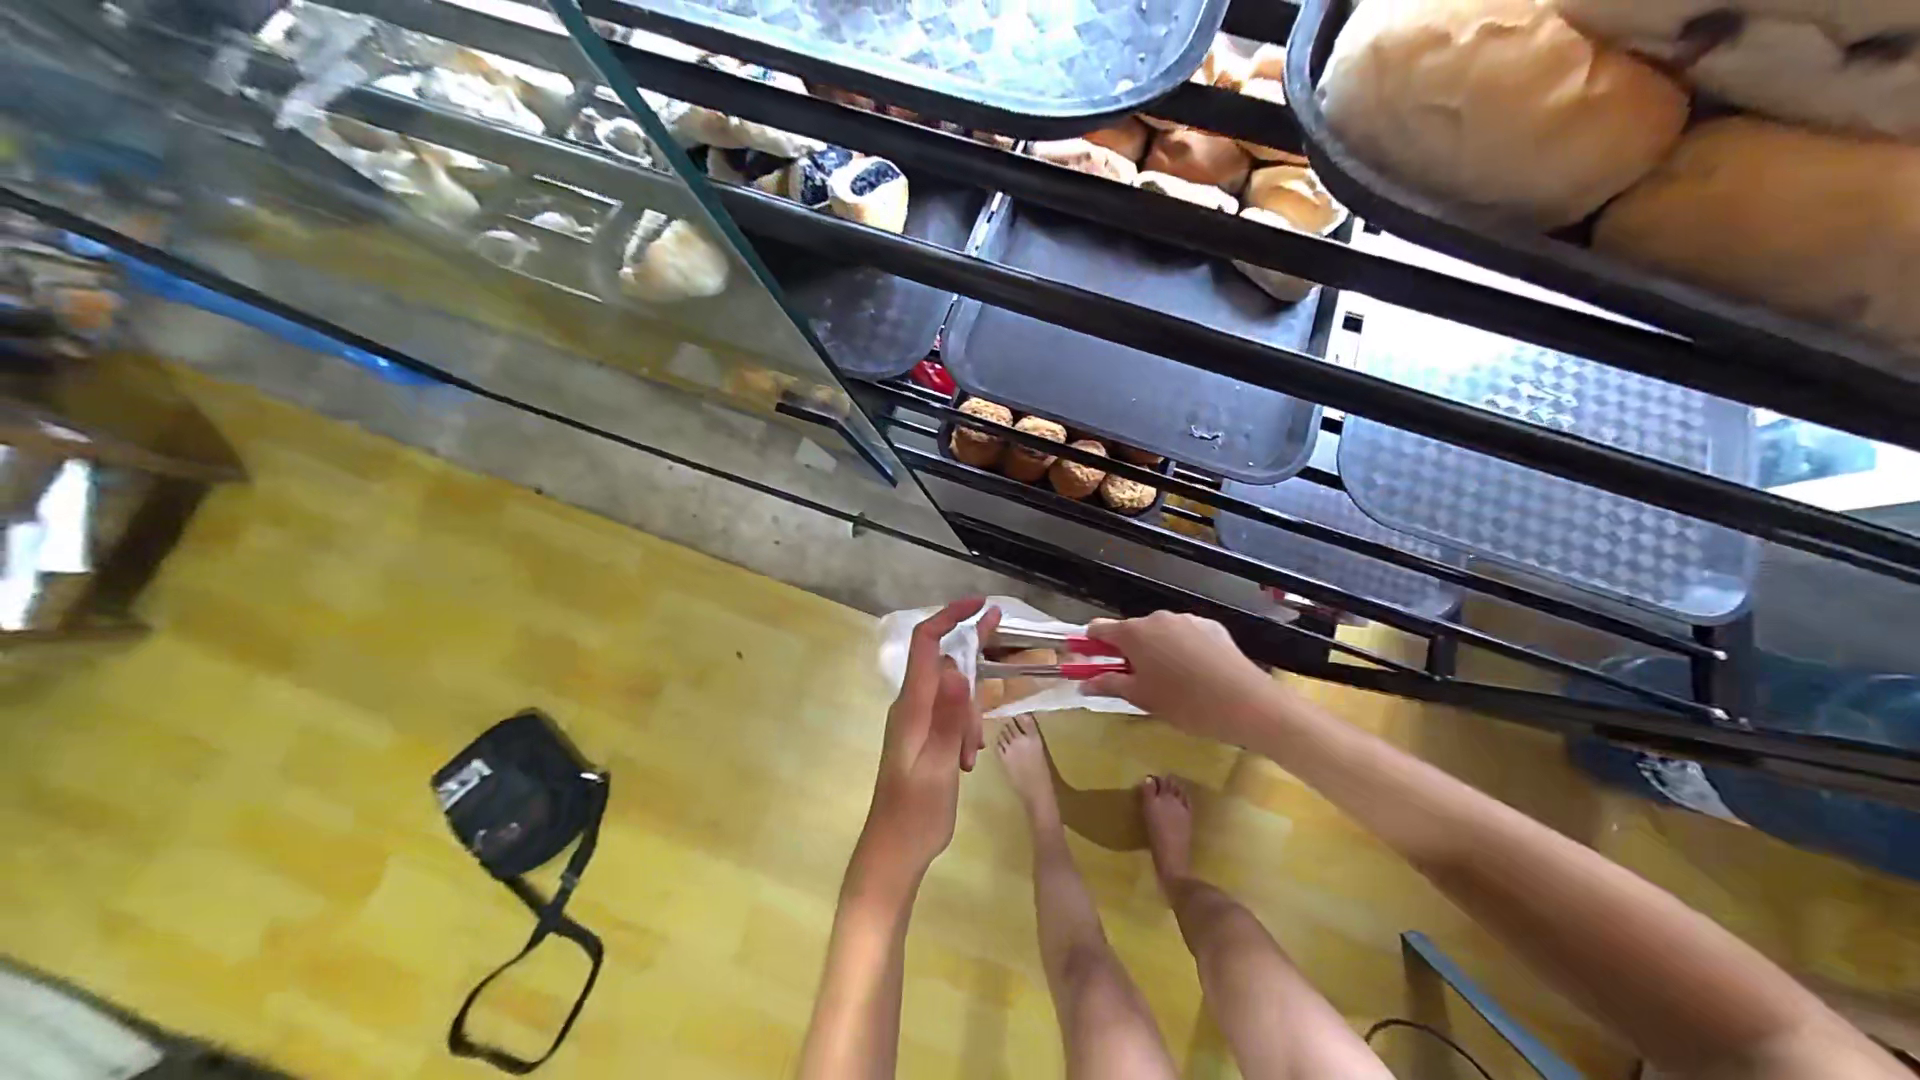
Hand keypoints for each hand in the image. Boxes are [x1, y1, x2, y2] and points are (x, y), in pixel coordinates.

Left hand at [857, 598, 999, 887]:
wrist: (894, 850)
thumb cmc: (916, 812)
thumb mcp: (938, 766)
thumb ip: (949, 717)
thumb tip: (958, 668)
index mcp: (912, 706)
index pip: (927, 645)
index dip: (950, 617)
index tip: (982, 606)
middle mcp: (911, 705)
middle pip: (945, 665)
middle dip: (973, 676)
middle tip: (1003, 665)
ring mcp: (916, 721)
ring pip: (953, 695)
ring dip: (970, 716)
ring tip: (970, 756)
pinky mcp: (923, 736)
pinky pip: (950, 716)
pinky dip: (965, 730)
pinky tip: (967, 760)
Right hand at [1083, 611, 1283, 745]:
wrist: (1246, 703)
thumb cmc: (1185, 704)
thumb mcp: (1141, 698)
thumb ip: (1108, 685)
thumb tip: (1083, 684)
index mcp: (1134, 634)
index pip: (1099, 629)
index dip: (1090, 645)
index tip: (1090, 661)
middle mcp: (1157, 619)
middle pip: (1131, 631)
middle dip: (1127, 652)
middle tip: (1134, 680)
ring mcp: (1186, 619)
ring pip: (1159, 633)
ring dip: (1155, 650)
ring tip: (1169, 681)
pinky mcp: (1211, 626)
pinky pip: (1184, 634)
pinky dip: (1181, 649)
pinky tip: (1194, 673)